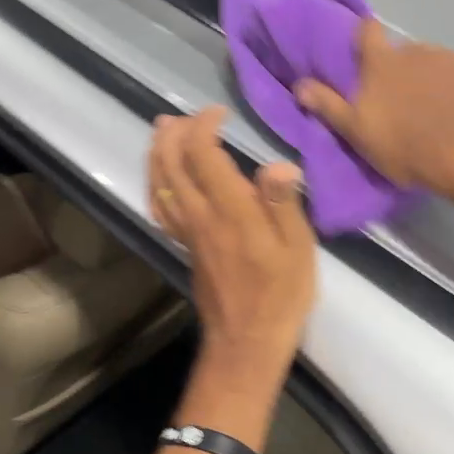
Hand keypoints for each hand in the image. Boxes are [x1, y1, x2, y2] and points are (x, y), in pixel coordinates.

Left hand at [149, 108, 316, 394]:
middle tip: (187, 116)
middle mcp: (200, 216)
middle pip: (171, 163)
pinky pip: (159, 206)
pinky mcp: (184, 246)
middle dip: (174, 133)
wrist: (246, 341)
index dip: (204, 125)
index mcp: (230, 211)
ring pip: (159, 183)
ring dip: (158, 152)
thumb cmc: (281, 294)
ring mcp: (187, 232)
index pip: (202, 154)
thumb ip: (284, 204)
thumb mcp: (298, 249)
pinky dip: (155, 183)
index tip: (220, 112)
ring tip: (164, 131)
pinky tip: (162, 177)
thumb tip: (278, 164)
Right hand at [294, 19, 453, 196]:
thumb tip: (299, 85)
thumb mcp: (358, 132)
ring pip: (430, 63)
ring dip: (427, 78)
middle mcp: (413, 50)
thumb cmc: (404, 145)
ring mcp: (445, 58)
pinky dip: (453, 86)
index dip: (364, 35)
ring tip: (432, 109)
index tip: (364, 50)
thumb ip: (329, 106)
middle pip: (401, 52)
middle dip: (400, 70)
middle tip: (401, 100)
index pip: (367, 30)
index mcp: (381, 63)